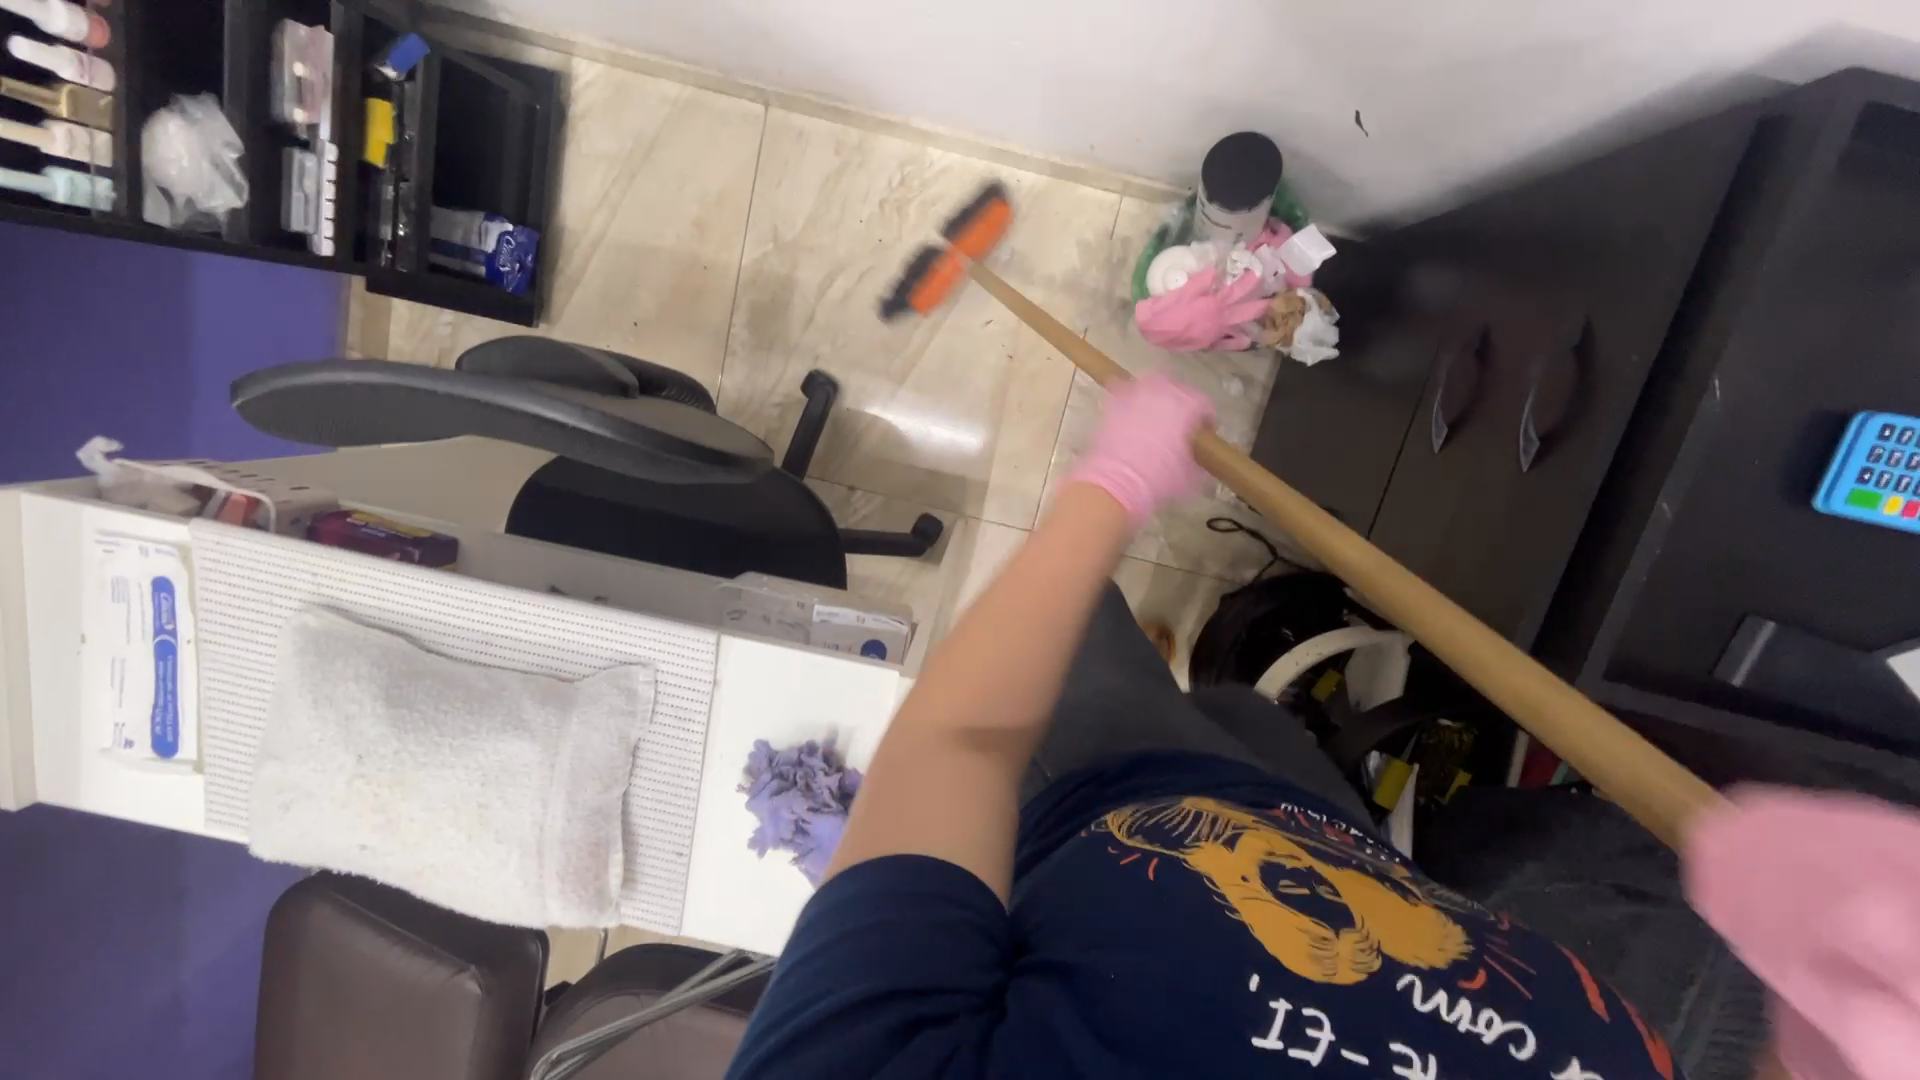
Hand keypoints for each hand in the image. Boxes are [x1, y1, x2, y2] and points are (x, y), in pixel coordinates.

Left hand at [1065, 372, 1214, 526]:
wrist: (1116, 481)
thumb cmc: (1159, 479)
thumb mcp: (1190, 476)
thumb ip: (1198, 460)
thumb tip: (1197, 459)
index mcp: (1187, 407)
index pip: (1204, 404)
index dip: (1206, 418)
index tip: (1203, 432)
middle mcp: (1163, 393)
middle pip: (1179, 388)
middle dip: (1181, 401)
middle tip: (1179, 421)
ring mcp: (1136, 395)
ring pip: (1151, 383)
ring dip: (1156, 393)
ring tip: (1155, 411)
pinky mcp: (1114, 403)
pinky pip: (1123, 391)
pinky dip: (1129, 398)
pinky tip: (1129, 411)